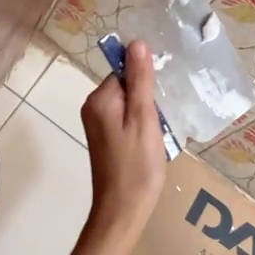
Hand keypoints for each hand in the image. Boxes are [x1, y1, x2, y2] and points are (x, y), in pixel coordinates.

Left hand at [80, 40, 167, 239]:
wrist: (122, 211)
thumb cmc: (136, 165)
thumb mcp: (144, 118)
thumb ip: (140, 80)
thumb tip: (137, 43)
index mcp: (100, 99)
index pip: (125, 71)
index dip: (146, 83)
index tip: (160, 102)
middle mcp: (93, 107)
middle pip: (126, 86)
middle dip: (147, 99)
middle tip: (161, 122)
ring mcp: (97, 124)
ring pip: (128, 104)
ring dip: (146, 114)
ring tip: (158, 134)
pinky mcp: (104, 138)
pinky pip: (125, 119)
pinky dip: (140, 127)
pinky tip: (151, 143)